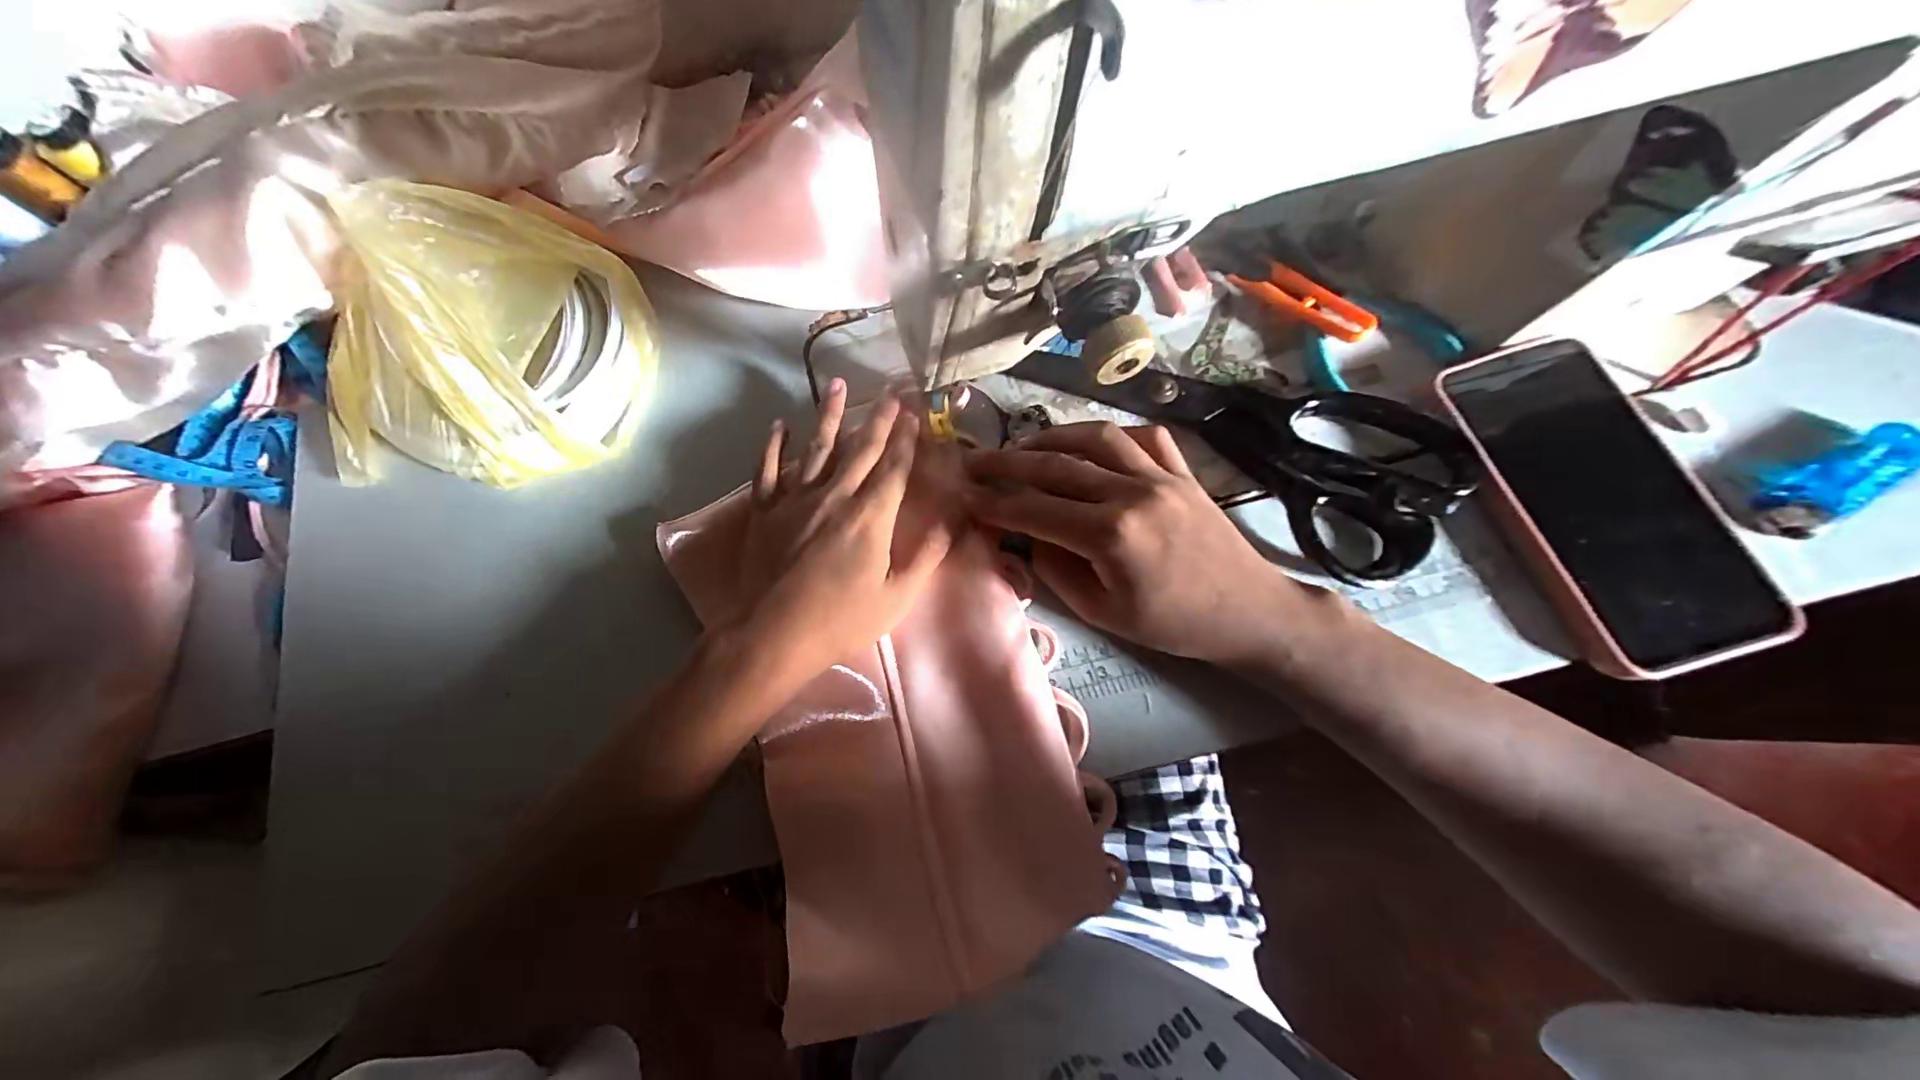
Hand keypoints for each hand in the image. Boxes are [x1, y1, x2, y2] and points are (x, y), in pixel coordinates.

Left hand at [733, 381, 949, 681]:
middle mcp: (834, 496)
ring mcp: (795, 500)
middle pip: (861, 448)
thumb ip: (925, 557)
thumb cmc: (842, 620)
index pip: (893, 467)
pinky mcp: (764, 511)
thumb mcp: (896, 597)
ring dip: (829, 415)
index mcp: (870, 516)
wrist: (775, 634)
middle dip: (879, 417)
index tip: (913, 412)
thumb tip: (950, 524)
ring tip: (837, 384)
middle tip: (891, 389)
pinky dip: (773, 446)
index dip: (905, 438)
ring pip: (816, 447)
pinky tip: (780, 425)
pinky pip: (768, 470)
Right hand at [965, 421, 1348, 665]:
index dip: (995, 502)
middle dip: (1009, 463)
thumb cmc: (1173, 624)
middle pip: (1057, 465)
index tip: (965, 496)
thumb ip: (1057, 571)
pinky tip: (1091, 444)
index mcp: (1111, 535)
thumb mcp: (1103, 613)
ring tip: (1024, 445)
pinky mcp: (1182, 471)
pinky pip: (1143, 436)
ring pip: (1096, 437)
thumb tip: (1028, 536)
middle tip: (976, 462)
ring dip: (1053, 436)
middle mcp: (1132, 493)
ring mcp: (1161, 476)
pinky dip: (1111, 434)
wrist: (1248, 611)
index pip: (1036, 509)